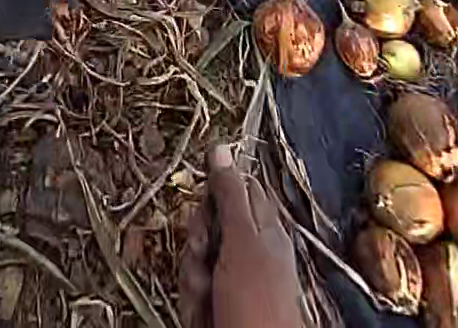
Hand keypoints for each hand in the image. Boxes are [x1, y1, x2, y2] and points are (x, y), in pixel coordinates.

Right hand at [179, 145, 306, 327]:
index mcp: (264, 228)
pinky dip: (193, 303)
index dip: (217, 190)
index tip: (205, 199)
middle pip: (210, 222)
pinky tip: (201, 315)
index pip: (237, 188)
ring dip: (192, 276)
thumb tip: (220, 145)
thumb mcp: (243, 241)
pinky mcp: (216, 308)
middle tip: (203, 255)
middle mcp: (249, 250)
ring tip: (205, 296)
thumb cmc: (258, 303)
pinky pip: (193, 292)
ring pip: (197, 258)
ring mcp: (232, 281)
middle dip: (198, 239)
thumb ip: (229, 195)